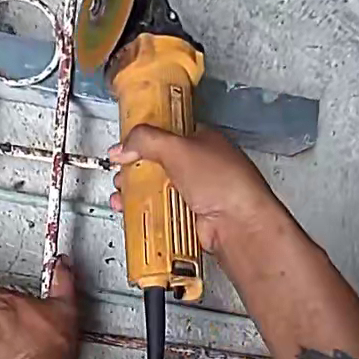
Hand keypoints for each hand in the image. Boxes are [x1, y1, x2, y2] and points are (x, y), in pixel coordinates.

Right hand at [107, 126, 292, 257]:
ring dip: (135, 194)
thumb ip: (146, 141)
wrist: (237, 224)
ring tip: (121, 197)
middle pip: (156, 164)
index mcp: (200, 140)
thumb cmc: (223, 183)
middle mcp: (198, 166)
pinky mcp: (188, 216)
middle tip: (122, 175)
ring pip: (156, 190)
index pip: (165, 133)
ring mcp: (193, 193)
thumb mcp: (177, 148)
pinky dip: (145, 214)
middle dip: (134, 170)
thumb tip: (122, 145)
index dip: (143, 139)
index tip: (123, 146)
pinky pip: (160, 212)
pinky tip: (134, 214)